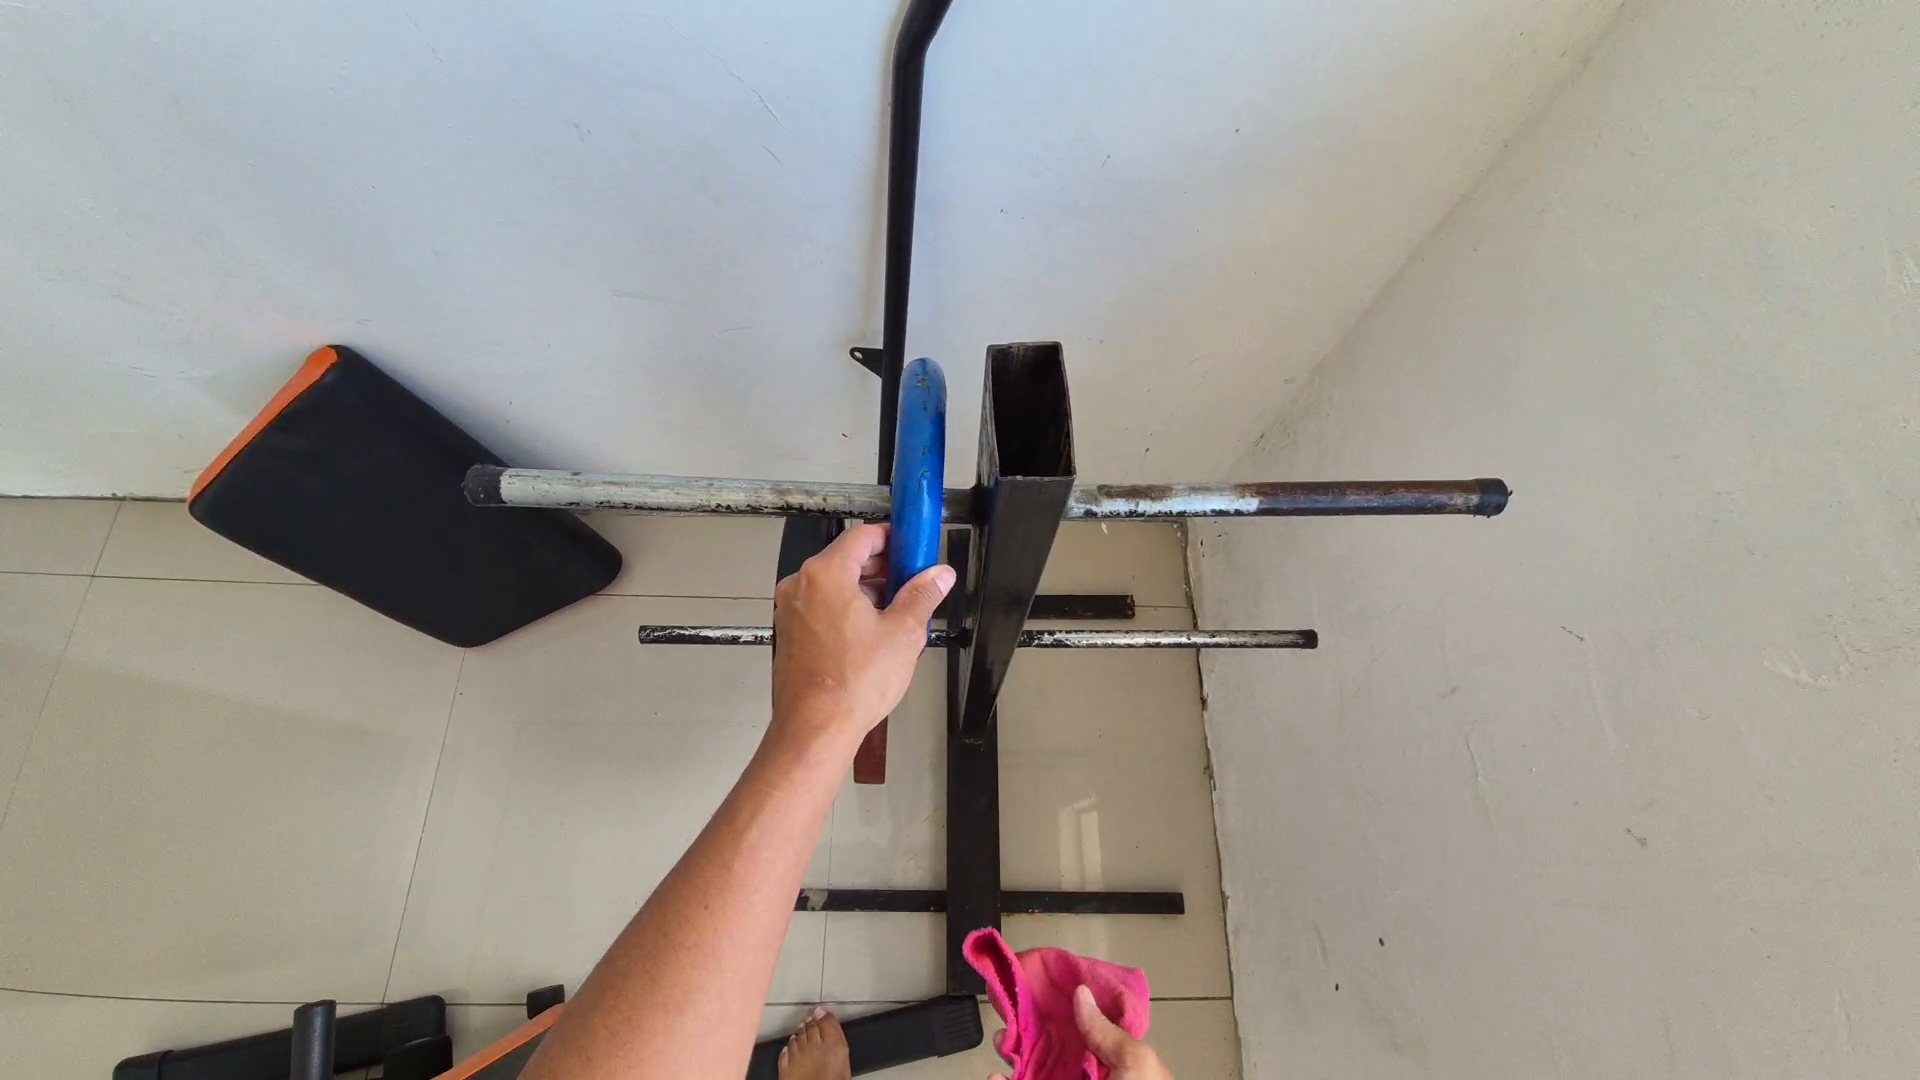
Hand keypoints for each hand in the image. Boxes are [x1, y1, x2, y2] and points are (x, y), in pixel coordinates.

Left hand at [771, 523, 954, 747]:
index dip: (893, 538)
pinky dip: (846, 609)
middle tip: (913, 583)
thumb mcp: (903, 633)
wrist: (815, 729)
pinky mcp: (788, 634)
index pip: (862, 536)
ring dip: (866, 590)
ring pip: (834, 585)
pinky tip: (871, 633)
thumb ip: (922, 595)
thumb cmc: (857, 680)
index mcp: (826, 574)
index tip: (915, 549)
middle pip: (846, 559)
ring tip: (898, 612)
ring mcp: (790, 610)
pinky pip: (821, 607)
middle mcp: (800, 585)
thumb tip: (940, 574)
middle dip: (882, 567)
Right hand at [990, 985, 1172, 1079]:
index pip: (1081, 1034)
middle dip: (1027, 1034)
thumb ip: (1107, 1031)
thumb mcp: (1135, 1064)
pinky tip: (995, 1077)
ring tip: (1000, 1041)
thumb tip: (1080, 992)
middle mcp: (1085, 1079)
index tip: (1036, 989)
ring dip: (1013, 1058)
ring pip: (1033, 1073)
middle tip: (1010, 1019)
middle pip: (1051, 1052)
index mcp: (1109, 1066)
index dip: (1059, 1013)